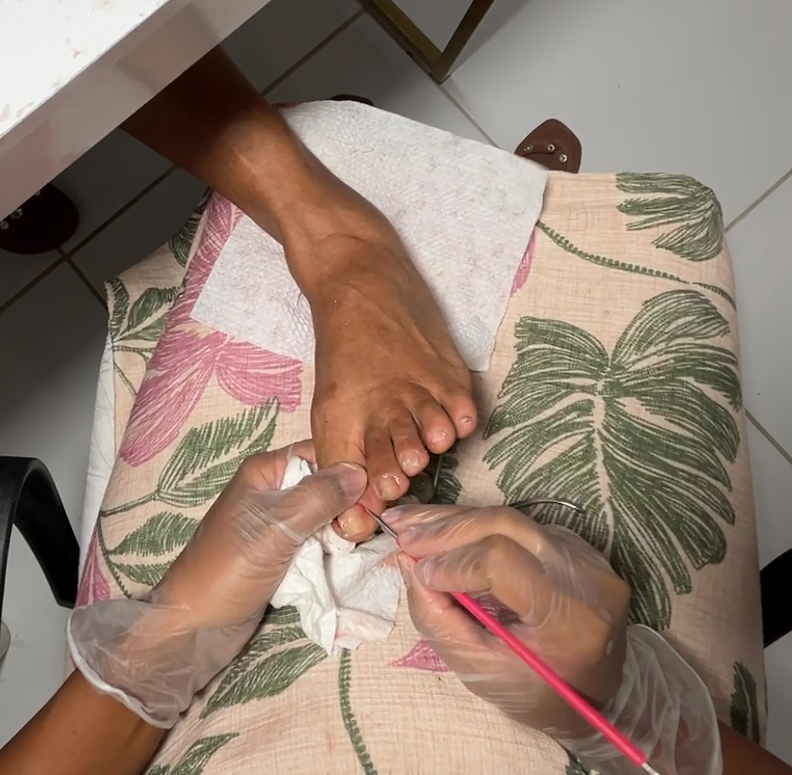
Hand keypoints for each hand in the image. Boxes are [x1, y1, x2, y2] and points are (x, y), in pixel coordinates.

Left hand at [68, 442, 365, 725]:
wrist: (196, 625)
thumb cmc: (229, 567)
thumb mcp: (277, 526)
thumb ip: (319, 497)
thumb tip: (359, 471)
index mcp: (266, 471)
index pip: (318, 453)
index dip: (349, 468)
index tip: (379, 491)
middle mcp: (272, 490)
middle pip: (324, 484)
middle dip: (350, 502)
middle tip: (368, 525)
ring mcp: (276, 522)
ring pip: (324, 514)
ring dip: (343, 528)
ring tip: (359, 543)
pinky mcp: (281, 552)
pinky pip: (316, 540)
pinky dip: (332, 548)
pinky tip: (349, 557)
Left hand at [289, 209, 478, 539]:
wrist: (356, 276)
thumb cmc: (342, 344)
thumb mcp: (330, 398)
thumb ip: (343, 450)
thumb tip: (354, 507)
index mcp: (342, 416)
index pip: (353, 478)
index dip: (362, 505)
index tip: (367, 515)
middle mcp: (381, 404)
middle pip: (395, 461)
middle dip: (395, 479)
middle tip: (398, 476)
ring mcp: (416, 384)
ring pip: (430, 436)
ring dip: (427, 448)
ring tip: (423, 447)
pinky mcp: (444, 366)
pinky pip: (461, 407)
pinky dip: (460, 421)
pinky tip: (451, 421)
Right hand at [389, 505, 630, 726]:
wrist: (601, 694)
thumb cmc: (541, 694)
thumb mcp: (483, 673)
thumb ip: (439, 621)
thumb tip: (407, 565)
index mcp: (571, 617)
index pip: (503, 562)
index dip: (453, 563)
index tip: (419, 574)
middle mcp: (584, 573)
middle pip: (503, 524)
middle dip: (445, 530)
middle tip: (401, 537)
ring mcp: (582, 552)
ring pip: (505, 516)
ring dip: (451, 520)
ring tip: (406, 523)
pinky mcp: (569, 540)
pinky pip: (513, 522)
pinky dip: (470, 524)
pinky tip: (436, 527)